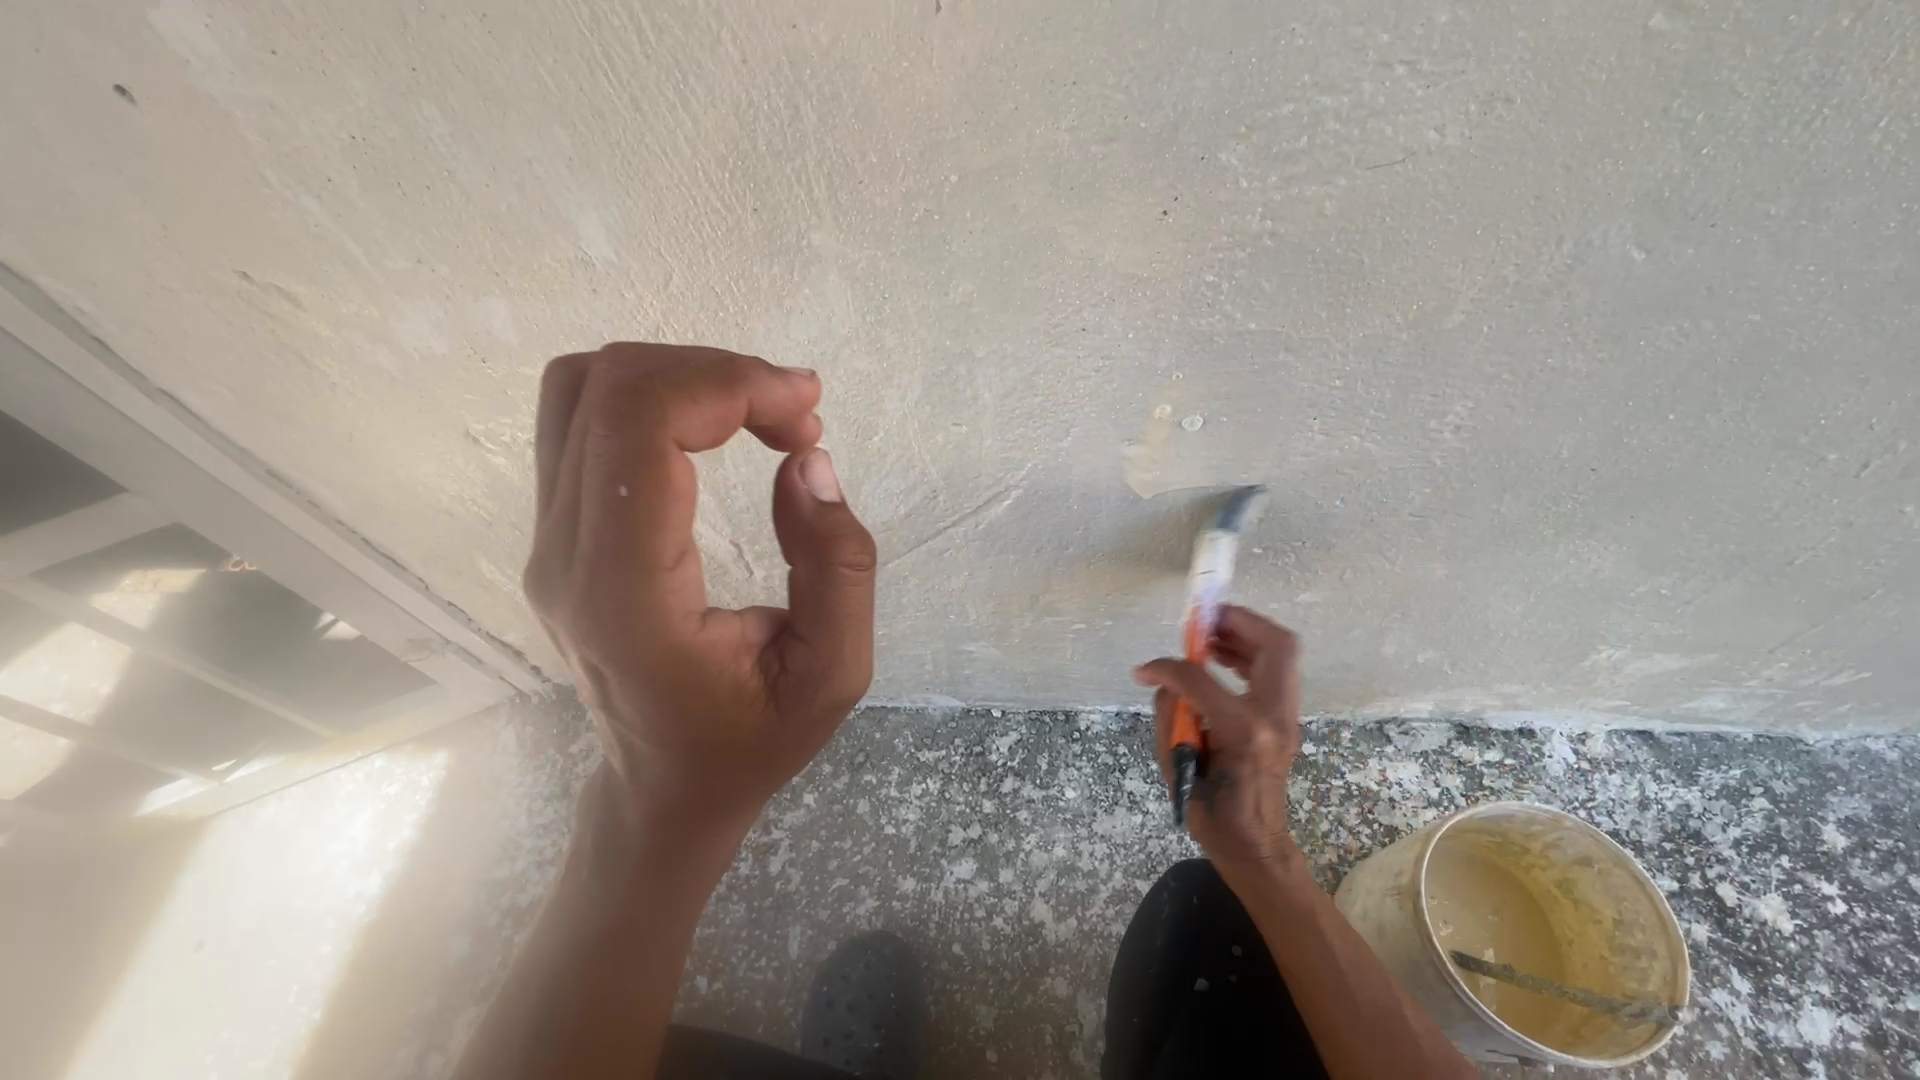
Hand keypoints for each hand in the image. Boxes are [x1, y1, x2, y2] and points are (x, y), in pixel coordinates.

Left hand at [524, 344, 877, 835]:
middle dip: (716, 372)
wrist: (661, 790)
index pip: (639, 426)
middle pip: (605, 386)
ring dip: (684, 378)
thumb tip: (807, 462)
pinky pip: (587, 423)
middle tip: (796, 415)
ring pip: (582, 389)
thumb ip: (839, 567)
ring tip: (758, 417)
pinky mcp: (554, 535)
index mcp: (628, 596)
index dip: (730, 384)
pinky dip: (659, 401)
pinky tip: (716, 433)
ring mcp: (546, 544)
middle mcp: (566, 557)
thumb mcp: (835, 675)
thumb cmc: (750, 744)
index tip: (808, 412)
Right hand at [1134, 606, 1304, 872]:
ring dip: (1245, 634)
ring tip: (1208, 635)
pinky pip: (1275, 671)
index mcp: (1243, 732)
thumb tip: (1167, 680)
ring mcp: (1287, 718)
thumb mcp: (1175, 765)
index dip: (1169, 667)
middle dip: (1238, 622)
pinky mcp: (1286, 719)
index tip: (1147, 669)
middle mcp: (1274, 718)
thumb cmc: (1210, 814)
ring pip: (1281, 653)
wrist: (1254, 845)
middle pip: (1274, 645)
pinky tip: (1221, 659)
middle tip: (1202, 620)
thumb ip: (1169, 714)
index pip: (1201, 678)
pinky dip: (1250, 654)